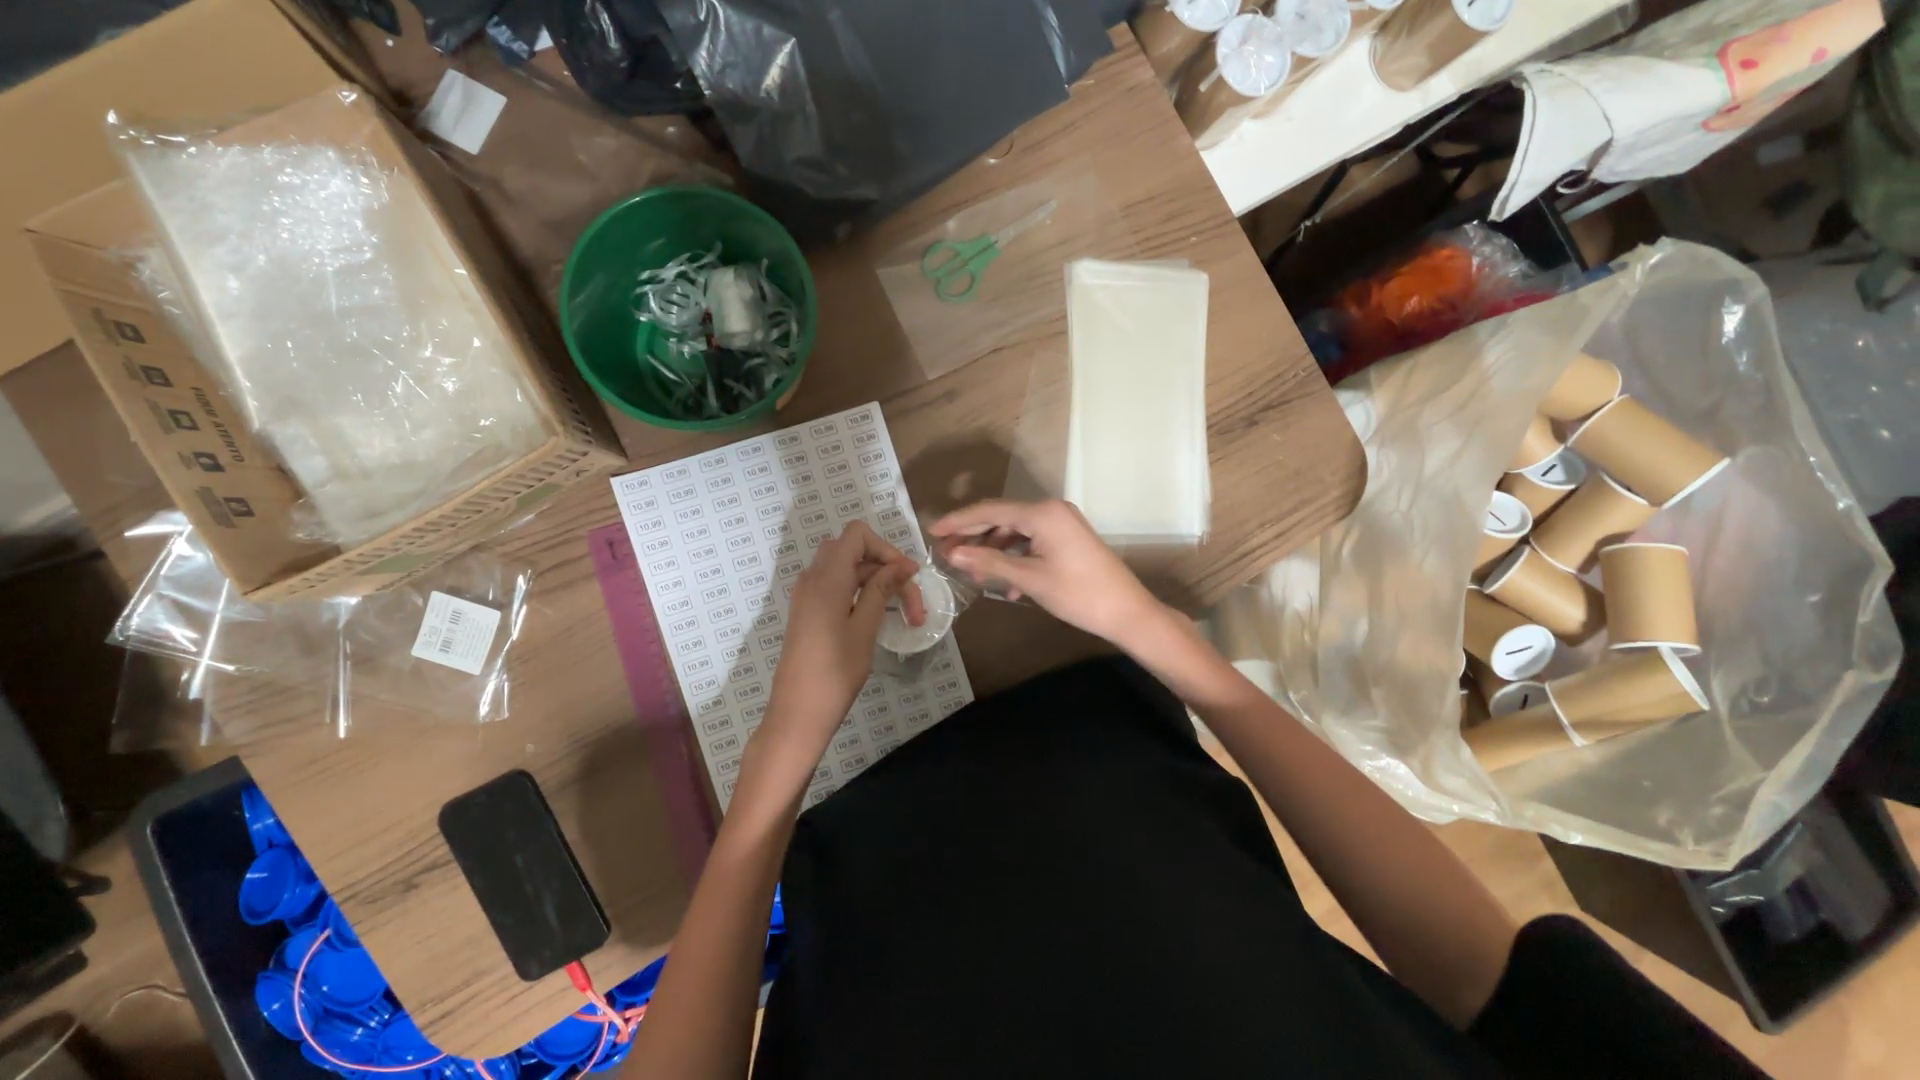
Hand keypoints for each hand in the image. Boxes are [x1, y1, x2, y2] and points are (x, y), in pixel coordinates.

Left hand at [763, 522, 923, 750]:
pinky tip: (877, 617)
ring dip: (875, 581)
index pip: (857, 535)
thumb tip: (901, 565)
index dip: (886, 548)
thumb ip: (881, 591)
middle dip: (884, 565)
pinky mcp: (807, 612)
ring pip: (846, 569)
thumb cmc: (835, 673)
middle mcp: (812, 579)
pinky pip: (835, 586)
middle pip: (853, 550)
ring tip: (901, 613)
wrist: (798, 712)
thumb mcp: (864, 629)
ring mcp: (806, 596)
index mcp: (826, 579)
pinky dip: (859, 592)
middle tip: (909, 599)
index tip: (909, 577)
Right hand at [930, 499, 1164, 645]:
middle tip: (945, 551)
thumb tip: (953, 554)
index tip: (932, 532)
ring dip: (993, 550)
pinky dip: (1015, 557)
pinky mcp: (1069, 539)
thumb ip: (989, 562)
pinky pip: (1032, 541)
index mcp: (1042, 513)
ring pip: (1016, 531)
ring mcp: (1062, 523)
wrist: (1126, 611)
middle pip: (1001, 517)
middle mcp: (1051, 510)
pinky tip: (1004, 585)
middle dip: (973, 535)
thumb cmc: (1077, 594)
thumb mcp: (1029, 579)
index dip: (959, 522)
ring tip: (970, 571)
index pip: (990, 511)